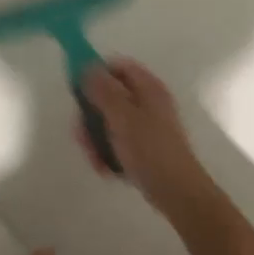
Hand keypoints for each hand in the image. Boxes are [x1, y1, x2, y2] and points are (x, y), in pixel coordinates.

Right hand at [78, 59, 220, 211]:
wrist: (175, 190)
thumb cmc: (149, 149)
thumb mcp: (122, 116)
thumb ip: (103, 90)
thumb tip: (87, 65)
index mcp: (148, 88)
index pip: (118, 67)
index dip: (96, 74)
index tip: (78, 92)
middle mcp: (148, 103)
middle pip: (110, 97)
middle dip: (91, 117)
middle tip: (83, 136)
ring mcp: (147, 126)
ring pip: (110, 123)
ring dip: (96, 139)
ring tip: (96, 159)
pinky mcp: (144, 147)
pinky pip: (118, 142)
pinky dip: (108, 153)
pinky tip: (106, 169)